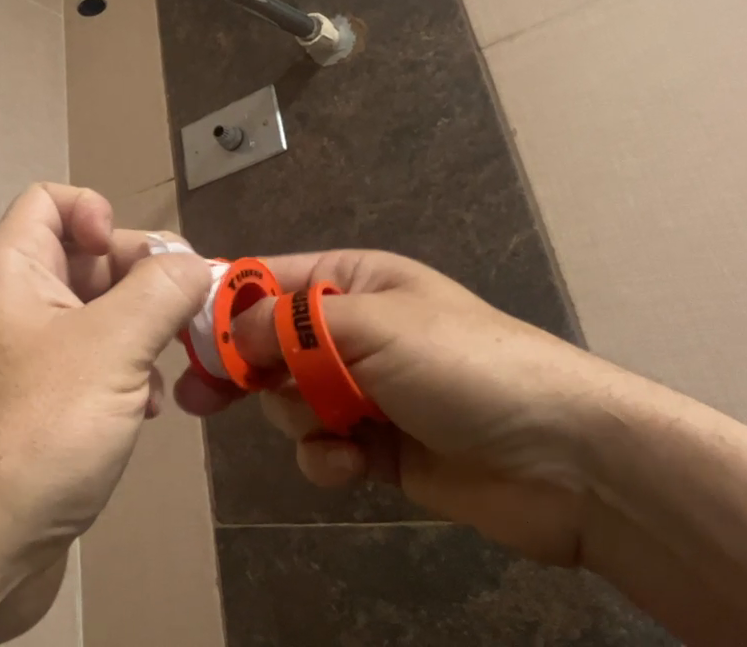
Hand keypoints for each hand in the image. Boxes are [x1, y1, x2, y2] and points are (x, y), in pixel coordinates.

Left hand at [0, 184, 212, 645]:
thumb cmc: (38, 427)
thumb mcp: (109, 348)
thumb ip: (158, 292)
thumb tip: (192, 262)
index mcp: (14, 268)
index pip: (51, 200)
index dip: (96, 212)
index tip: (131, 258)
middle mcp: (18, 299)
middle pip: (88, 255)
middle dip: (142, 279)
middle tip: (186, 315)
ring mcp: (30, 351)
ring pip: (100, 312)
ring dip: (143, 331)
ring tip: (167, 369)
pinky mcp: (46, 398)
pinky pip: (96, 360)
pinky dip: (127, 372)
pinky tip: (146, 409)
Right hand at [176, 249, 618, 563]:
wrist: (567, 460)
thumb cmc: (463, 365)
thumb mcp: (368, 326)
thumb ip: (286, 326)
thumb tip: (225, 336)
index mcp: (350, 281)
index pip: (265, 282)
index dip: (220, 305)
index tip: (179, 336)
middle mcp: (350, 331)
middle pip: (267, 345)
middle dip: (245, 372)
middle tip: (199, 400)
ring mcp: (364, 390)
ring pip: (289, 401)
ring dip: (300, 419)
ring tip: (337, 431)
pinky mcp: (378, 446)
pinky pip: (321, 446)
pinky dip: (328, 457)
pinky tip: (353, 465)